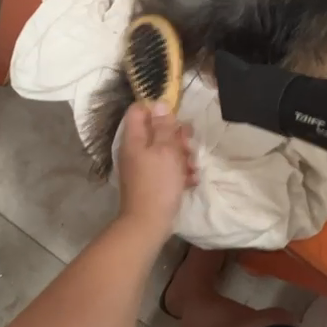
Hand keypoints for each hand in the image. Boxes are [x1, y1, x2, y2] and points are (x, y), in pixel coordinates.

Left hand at [115, 103, 195, 237]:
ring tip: (192, 166)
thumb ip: (163, 126)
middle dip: (177, 136)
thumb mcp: (165, 150)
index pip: (139, 110)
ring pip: (165, 150)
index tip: (176, 117)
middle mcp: (135, 150)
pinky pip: (166, 168)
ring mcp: (142, 166)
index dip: (157, 109)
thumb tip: (158, 103)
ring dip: (182, 155)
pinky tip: (191, 179)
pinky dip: (178, 171)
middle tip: (189, 146)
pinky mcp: (151, 181)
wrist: (148, 223)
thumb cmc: (158, 183)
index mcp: (134, 139)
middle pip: (156, 131)